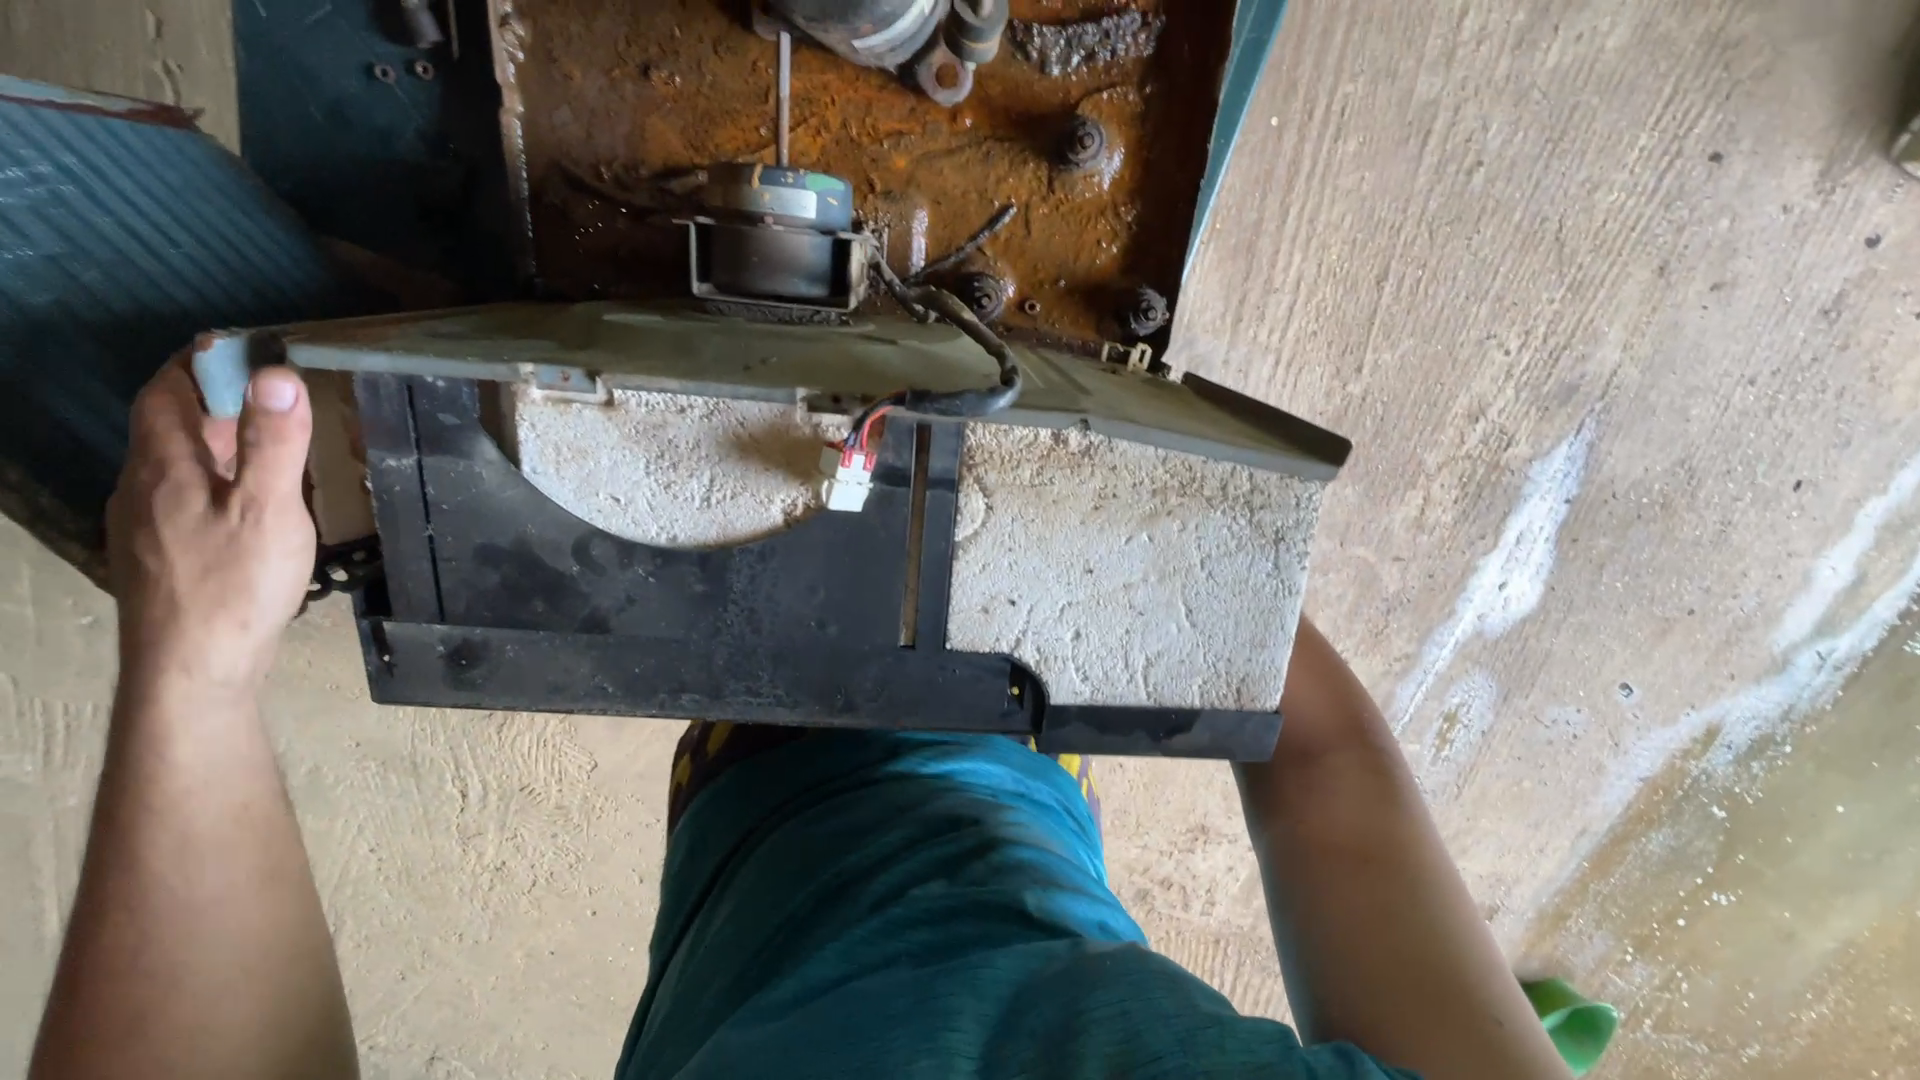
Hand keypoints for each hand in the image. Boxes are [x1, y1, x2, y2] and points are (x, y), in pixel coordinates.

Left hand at [107, 358, 315, 701]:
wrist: (192, 666)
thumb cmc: (235, 583)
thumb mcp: (270, 509)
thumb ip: (275, 442)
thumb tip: (277, 374)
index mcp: (165, 467)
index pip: (164, 393)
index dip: (196, 363)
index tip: (238, 347)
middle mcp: (141, 487)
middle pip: (166, 427)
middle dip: (209, 400)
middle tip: (266, 394)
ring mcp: (143, 524)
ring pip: (173, 465)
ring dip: (212, 443)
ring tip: (266, 444)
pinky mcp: (157, 555)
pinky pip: (180, 497)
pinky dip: (212, 479)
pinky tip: (245, 504)